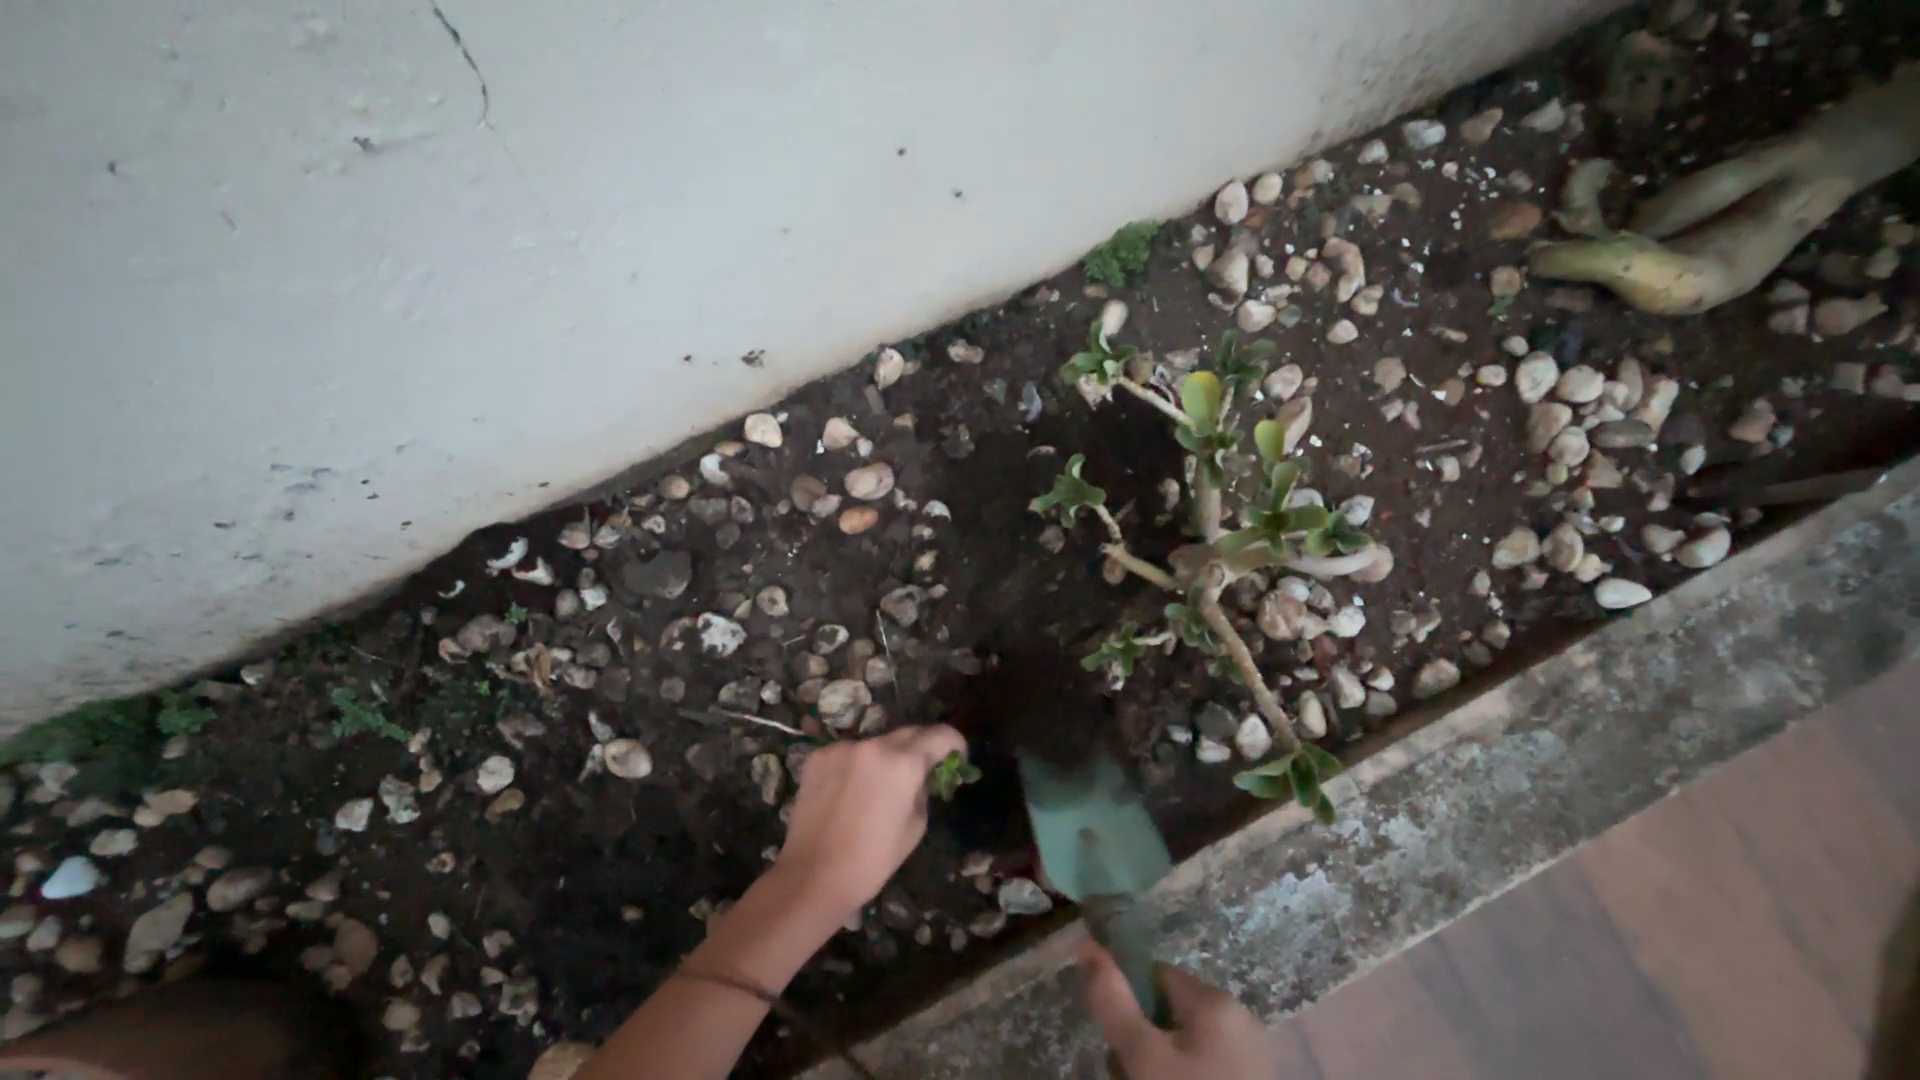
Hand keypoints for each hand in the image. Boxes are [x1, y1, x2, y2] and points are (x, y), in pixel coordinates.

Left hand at [772, 725, 967, 923]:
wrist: (813, 876)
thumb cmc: (872, 859)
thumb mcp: (915, 826)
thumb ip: (923, 790)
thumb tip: (920, 777)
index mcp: (903, 763)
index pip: (940, 735)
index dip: (954, 744)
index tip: (957, 757)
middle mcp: (873, 744)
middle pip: (908, 733)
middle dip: (921, 748)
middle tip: (923, 770)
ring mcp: (841, 748)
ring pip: (876, 743)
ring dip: (886, 757)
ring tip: (880, 787)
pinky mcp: (817, 757)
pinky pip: (849, 753)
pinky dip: (857, 765)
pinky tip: (850, 792)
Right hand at [1078, 942, 1273, 1078]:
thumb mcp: (1143, 1057)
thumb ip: (1112, 1001)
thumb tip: (1087, 947)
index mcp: (1217, 1002)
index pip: (1155, 975)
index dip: (1127, 1001)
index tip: (1114, 1040)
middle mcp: (1241, 1021)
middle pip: (1169, 1014)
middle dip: (1139, 1042)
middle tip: (1126, 1076)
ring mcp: (1251, 1060)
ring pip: (1184, 1048)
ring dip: (1156, 1068)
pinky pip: (1204, 1071)